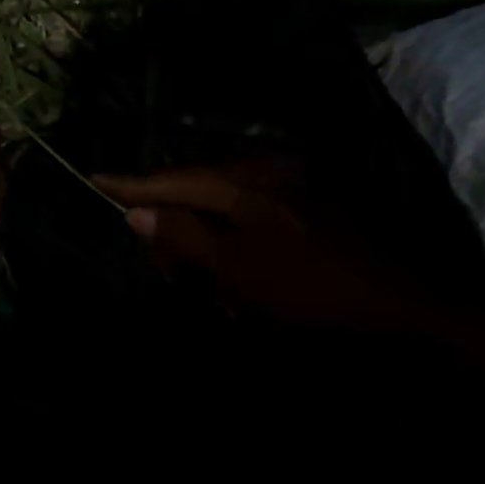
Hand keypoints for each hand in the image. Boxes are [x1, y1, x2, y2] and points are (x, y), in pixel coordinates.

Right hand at [94, 164, 435, 330]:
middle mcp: (263, 180)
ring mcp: (284, 198)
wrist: (391, 304)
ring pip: (221, 221)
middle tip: (165, 274)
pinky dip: (235, 264)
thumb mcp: (238, 266)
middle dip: (175, 236)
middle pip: (195, 198)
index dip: (132, 185)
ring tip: (215, 300)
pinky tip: (242, 297)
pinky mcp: (297, 220)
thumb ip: (185, 235)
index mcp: (246, 184)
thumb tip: (136, 212)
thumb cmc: (308, 286)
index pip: (174, 179)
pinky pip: (247, 235)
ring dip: (207, 259)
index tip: (94, 179)